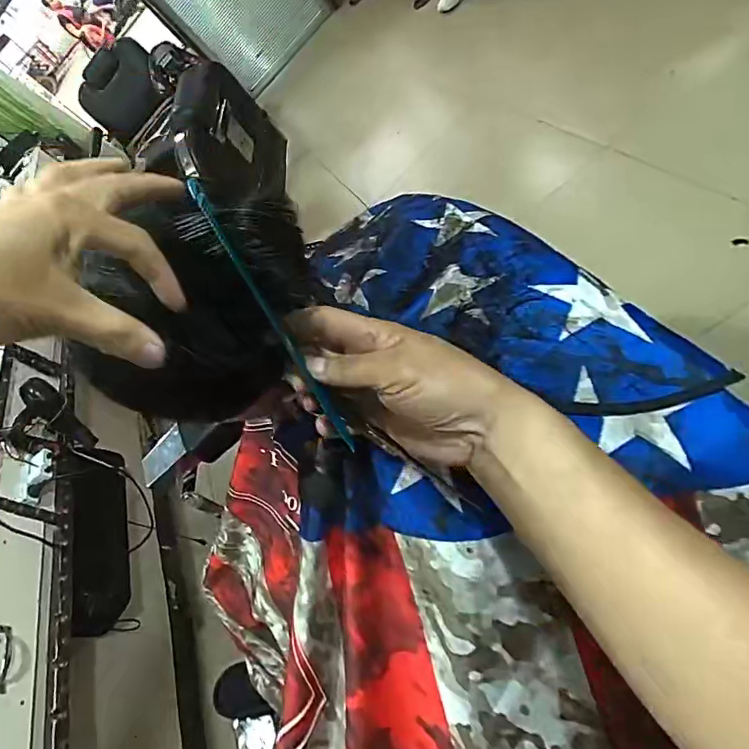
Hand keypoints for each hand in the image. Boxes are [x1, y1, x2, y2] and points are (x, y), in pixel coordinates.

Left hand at [0, 159, 186, 386]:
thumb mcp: (56, 313)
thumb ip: (112, 331)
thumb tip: (161, 354)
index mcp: (72, 215)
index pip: (133, 242)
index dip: (160, 273)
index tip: (176, 307)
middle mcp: (49, 200)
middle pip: (108, 185)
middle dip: (144, 185)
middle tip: (174, 187)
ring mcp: (19, 205)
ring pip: (69, 176)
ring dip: (99, 170)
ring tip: (119, 166)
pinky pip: (37, 189)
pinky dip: (57, 183)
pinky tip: (52, 191)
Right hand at [289, 307, 554, 470]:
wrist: (480, 428)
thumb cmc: (441, 383)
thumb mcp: (394, 368)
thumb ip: (348, 367)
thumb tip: (303, 362)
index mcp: (373, 335)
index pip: (328, 321)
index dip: (299, 324)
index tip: (268, 336)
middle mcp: (367, 359)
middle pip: (322, 355)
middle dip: (299, 365)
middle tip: (286, 382)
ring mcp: (370, 390)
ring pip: (328, 388)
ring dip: (312, 395)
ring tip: (305, 405)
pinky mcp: (375, 419)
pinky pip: (343, 416)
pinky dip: (330, 420)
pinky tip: (324, 427)